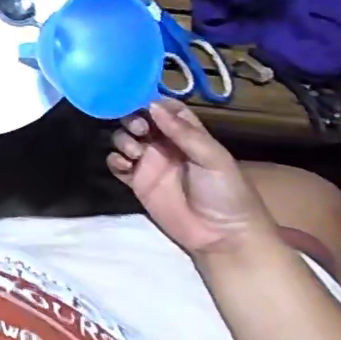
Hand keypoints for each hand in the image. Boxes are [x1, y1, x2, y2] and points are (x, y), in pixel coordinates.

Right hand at [107, 100, 274, 257]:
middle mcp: (165, 144)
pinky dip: (115, 160)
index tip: (141, 101)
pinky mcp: (137, 183)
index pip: (165, 108)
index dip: (152, 102)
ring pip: (125, 138)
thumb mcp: (213, 158)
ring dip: (123, 138)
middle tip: (139, 129)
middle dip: (132, 118)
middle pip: (139, 119)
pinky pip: (117, 164)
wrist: (222, 237)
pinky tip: (124, 165)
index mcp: (187, 134)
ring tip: (135, 152)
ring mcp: (149, 163)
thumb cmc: (226, 193)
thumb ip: (183, 132)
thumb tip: (152, 105)